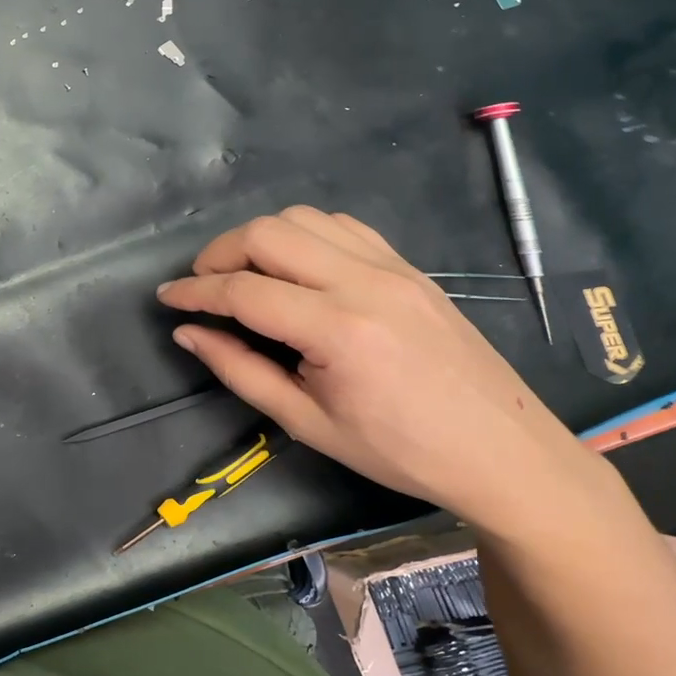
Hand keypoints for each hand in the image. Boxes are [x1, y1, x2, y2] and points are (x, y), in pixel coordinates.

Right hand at [156, 207, 600, 532]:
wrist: (508, 457)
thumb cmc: (400, 452)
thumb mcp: (307, 423)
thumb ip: (239, 370)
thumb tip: (188, 332)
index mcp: (339, 332)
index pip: (243, 289)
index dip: (193, 291)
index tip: (166, 298)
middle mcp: (365, 284)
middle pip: (266, 233)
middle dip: (218, 253)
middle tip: (202, 286)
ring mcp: (393, 269)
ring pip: (302, 218)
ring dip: (259, 238)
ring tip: (245, 273)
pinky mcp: (411, 268)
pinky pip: (342, 226)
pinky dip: (304, 234)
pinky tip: (296, 267)